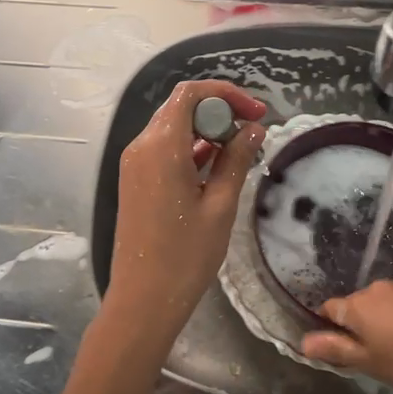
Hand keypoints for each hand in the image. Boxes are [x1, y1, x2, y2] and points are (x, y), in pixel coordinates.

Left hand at [106, 80, 266, 343]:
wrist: (142, 299)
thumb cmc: (185, 255)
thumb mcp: (220, 205)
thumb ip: (236, 159)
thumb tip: (253, 128)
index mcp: (161, 146)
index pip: (190, 94)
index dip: (226, 94)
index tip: (257, 113)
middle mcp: (141, 146)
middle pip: (181, 108)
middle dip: (219, 111)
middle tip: (254, 131)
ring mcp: (135, 164)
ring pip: (173, 129)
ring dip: (207, 131)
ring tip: (242, 150)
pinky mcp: (135, 180)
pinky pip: (165, 150)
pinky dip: (192, 150)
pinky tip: (219, 167)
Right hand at [301, 280, 392, 393]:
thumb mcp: (368, 362)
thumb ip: (334, 349)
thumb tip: (303, 341)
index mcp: (356, 305)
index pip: (328, 309)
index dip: (328, 328)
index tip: (340, 348)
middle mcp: (375, 288)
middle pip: (355, 305)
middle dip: (357, 325)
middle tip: (372, 354)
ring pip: (379, 303)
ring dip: (381, 319)